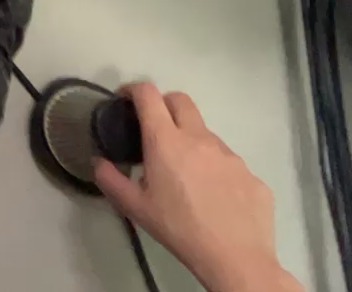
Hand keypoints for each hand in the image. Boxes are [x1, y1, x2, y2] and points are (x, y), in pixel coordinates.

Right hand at [94, 83, 300, 291]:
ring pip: (206, 133)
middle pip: (180, 100)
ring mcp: (230, 156)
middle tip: (156, 128)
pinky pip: (230, 163)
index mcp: (165, 140)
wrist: (238, 262)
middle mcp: (199, 138)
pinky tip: (215, 197)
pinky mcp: (253, 176)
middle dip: (164, 104)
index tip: (125, 100)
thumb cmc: (179, 229)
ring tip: (188, 173)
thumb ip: (109, 178)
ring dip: (192, 141)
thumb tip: (98, 161)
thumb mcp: (134, 206)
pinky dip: (217, 169)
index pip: (148, 94)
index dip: (133, 89)